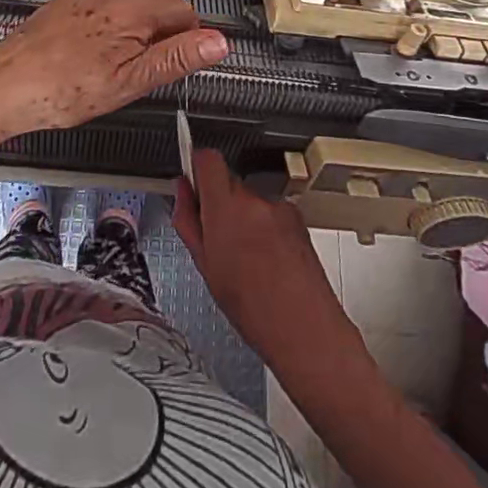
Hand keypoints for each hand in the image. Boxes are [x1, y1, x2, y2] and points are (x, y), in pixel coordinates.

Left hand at [0, 0, 228, 142]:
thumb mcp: (129, 82)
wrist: (6, 84)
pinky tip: (105, 42)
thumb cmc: (62, 90)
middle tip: (153, 62)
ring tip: (128, 55)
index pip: (185, 11)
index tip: (178, 63)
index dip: (188, 39)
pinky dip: (122, 10)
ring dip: (147, 16)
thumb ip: (176, 58)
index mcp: (132, 8)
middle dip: (170, 24)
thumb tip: (217, 43)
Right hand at [173, 148, 359, 370]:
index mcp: (226, 207)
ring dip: (243, 217)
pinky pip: (270, 213)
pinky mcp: (298, 219)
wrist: (305, 329)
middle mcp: (254, 201)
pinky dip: (264, 227)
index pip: (208, 158)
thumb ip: (188, 220)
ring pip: (249, 199)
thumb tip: (182, 193)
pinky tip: (266, 259)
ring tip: (245, 256)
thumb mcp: (204, 265)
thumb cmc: (254, 307)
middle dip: (219, 201)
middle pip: (228, 181)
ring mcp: (280, 209)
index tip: (192, 180)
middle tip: (215, 235)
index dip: (197, 165)